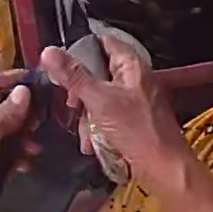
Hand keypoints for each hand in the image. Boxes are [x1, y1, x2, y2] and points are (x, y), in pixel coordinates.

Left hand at [0, 71, 31, 211]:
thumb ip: (3, 118)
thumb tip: (24, 91)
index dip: (16, 79)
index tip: (41, 81)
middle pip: (3, 105)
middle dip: (24, 112)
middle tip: (43, 119)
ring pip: (6, 129)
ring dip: (22, 136)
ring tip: (35, 147)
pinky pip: (4, 149)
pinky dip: (16, 154)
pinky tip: (26, 163)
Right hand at [40, 37, 196, 195]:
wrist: (164, 169)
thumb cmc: (136, 129)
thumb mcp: (99, 100)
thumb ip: (74, 76)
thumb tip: (49, 51)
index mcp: (131, 66)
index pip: (103, 42)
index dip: (81, 49)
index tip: (61, 64)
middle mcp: (133, 79)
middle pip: (96, 75)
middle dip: (81, 94)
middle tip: (74, 105)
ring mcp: (133, 102)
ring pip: (98, 100)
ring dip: (87, 119)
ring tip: (87, 135)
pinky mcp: (131, 123)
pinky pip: (106, 119)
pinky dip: (97, 131)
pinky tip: (93, 145)